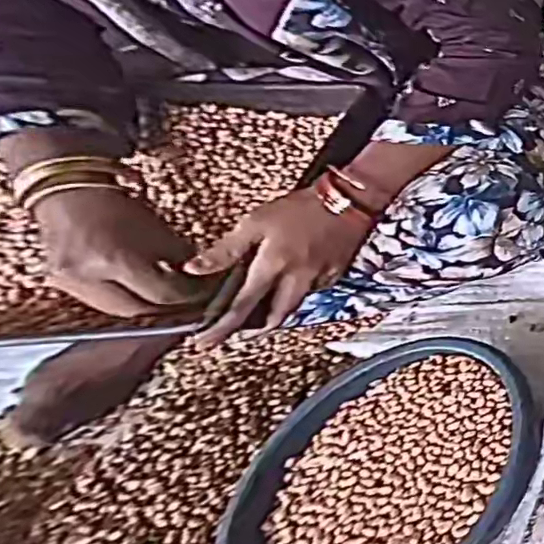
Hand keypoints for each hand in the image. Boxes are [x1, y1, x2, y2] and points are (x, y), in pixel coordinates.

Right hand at [32, 186, 208, 315]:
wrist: (73, 200)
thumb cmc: (126, 214)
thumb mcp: (166, 238)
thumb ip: (185, 266)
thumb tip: (203, 287)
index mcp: (117, 261)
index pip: (164, 294)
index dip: (193, 296)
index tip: (212, 292)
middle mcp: (86, 277)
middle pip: (139, 310)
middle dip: (172, 308)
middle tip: (195, 300)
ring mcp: (67, 283)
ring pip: (118, 311)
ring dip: (149, 309)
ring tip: (173, 299)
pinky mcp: (58, 285)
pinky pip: (100, 303)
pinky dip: (127, 301)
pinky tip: (146, 294)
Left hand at [184, 188, 372, 344]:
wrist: (349, 201)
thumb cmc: (299, 208)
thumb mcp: (255, 222)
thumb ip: (226, 249)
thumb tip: (193, 269)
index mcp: (274, 266)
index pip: (243, 305)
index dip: (223, 327)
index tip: (204, 343)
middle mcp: (298, 277)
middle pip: (277, 315)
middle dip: (258, 327)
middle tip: (240, 330)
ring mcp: (322, 276)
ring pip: (297, 303)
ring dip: (278, 309)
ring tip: (264, 305)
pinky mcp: (337, 271)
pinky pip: (315, 289)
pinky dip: (300, 291)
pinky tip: (293, 281)